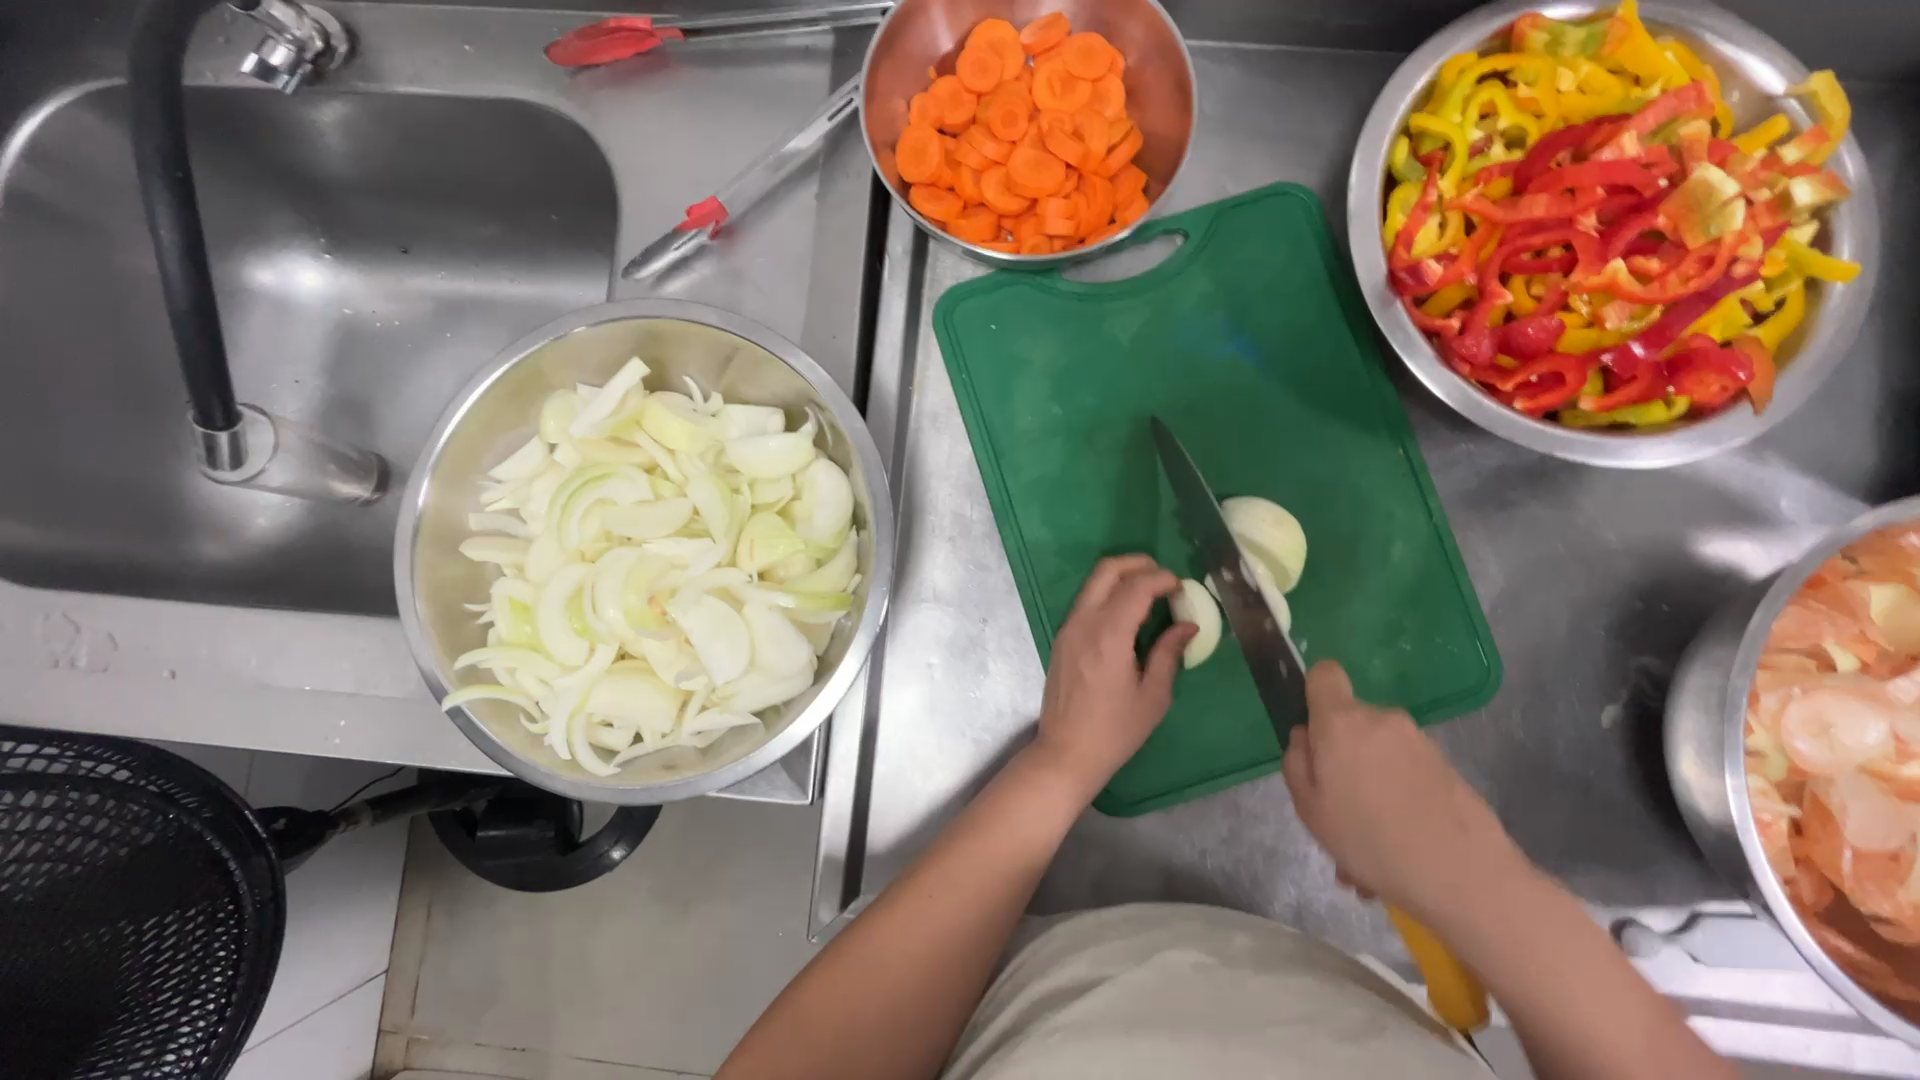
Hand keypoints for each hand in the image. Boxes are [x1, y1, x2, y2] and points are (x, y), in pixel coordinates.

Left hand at [1027, 555, 1195, 800]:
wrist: (1066, 752)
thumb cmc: (1115, 731)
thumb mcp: (1153, 696)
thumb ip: (1169, 653)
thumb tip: (1188, 625)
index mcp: (1109, 634)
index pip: (1136, 586)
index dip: (1162, 579)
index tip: (1182, 587)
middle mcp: (1083, 622)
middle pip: (1106, 570)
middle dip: (1138, 564)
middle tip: (1164, 577)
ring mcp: (1068, 629)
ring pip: (1092, 584)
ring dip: (1121, 578)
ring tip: (1150, 594)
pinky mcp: (1062, 639)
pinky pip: (1085, 602)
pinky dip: (1108, 595)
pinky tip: (1128, 615)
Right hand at [1282, 661, 1526, 925]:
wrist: (1464, 875)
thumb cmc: (1370, 838)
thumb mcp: (1309, 808)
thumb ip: (1297, 763)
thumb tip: (1306, 738)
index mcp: (1341, 722)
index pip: (1324, 674)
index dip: (1313, 693)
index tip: (1312, 732)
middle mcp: (1382, 720)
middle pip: (1351, 724)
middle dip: (1341, 759)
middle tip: (1337, 810)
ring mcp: (1419, 742)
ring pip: (1378, 756)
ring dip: (1369, 788)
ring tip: (1367, 845)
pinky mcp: (1447, 766)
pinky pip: (1405, 775)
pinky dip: (1397, 801)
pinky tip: (1395, 849)